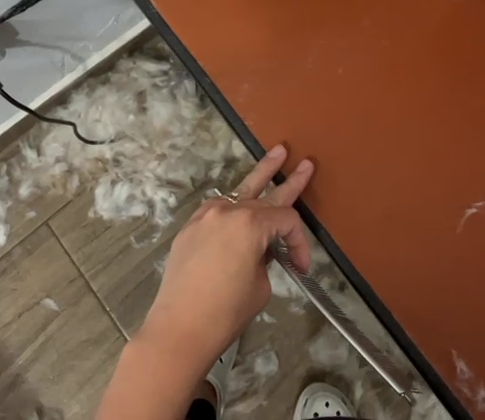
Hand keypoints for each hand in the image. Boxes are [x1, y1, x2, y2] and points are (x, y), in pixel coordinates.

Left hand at [137, 145, 315, 365]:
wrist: (178, 328)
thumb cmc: (225, 311)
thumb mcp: (260, 285)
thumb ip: (265, 259)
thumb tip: (259, 252)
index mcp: (250, 224)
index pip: (286, 221)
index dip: (299, 243)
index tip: (300, 268)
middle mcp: (228, 211)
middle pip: (266, 191)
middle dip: (289, 180)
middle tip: (306, 163)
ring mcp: (205, 216)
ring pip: (240, 192)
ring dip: (260, 178)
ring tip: (275, 156)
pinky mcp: (190, 228)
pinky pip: (218, 211)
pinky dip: (232, 208)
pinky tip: (240, 205)